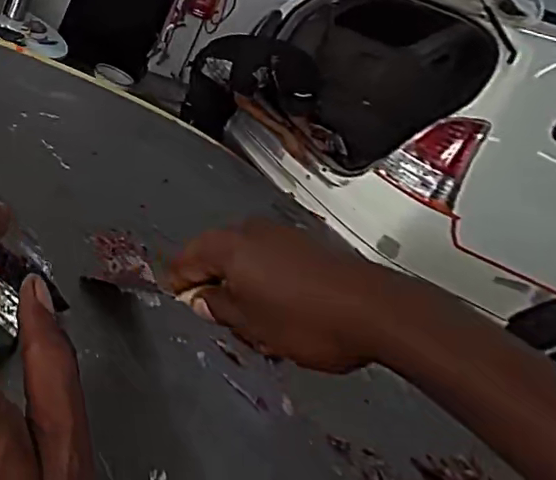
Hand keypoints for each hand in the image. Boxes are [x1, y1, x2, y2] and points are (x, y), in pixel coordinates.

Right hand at [164, 218, 426, 373]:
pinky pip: (269, 258)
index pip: (186, 261)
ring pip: (244, 258)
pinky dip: (266, 278)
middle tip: (219, 316)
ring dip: (242, 282)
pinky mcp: (304, 243)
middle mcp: (245, 230)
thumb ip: (219, 310)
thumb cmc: (304, 319)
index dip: (180, 283)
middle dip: (214, 283)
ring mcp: (276, 233)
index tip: (179, 301)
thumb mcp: (252, 325)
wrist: (376, 310)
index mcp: (224, 245)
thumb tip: (202, 301)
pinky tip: (282, 304)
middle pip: (214, 256)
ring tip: (255, 316)